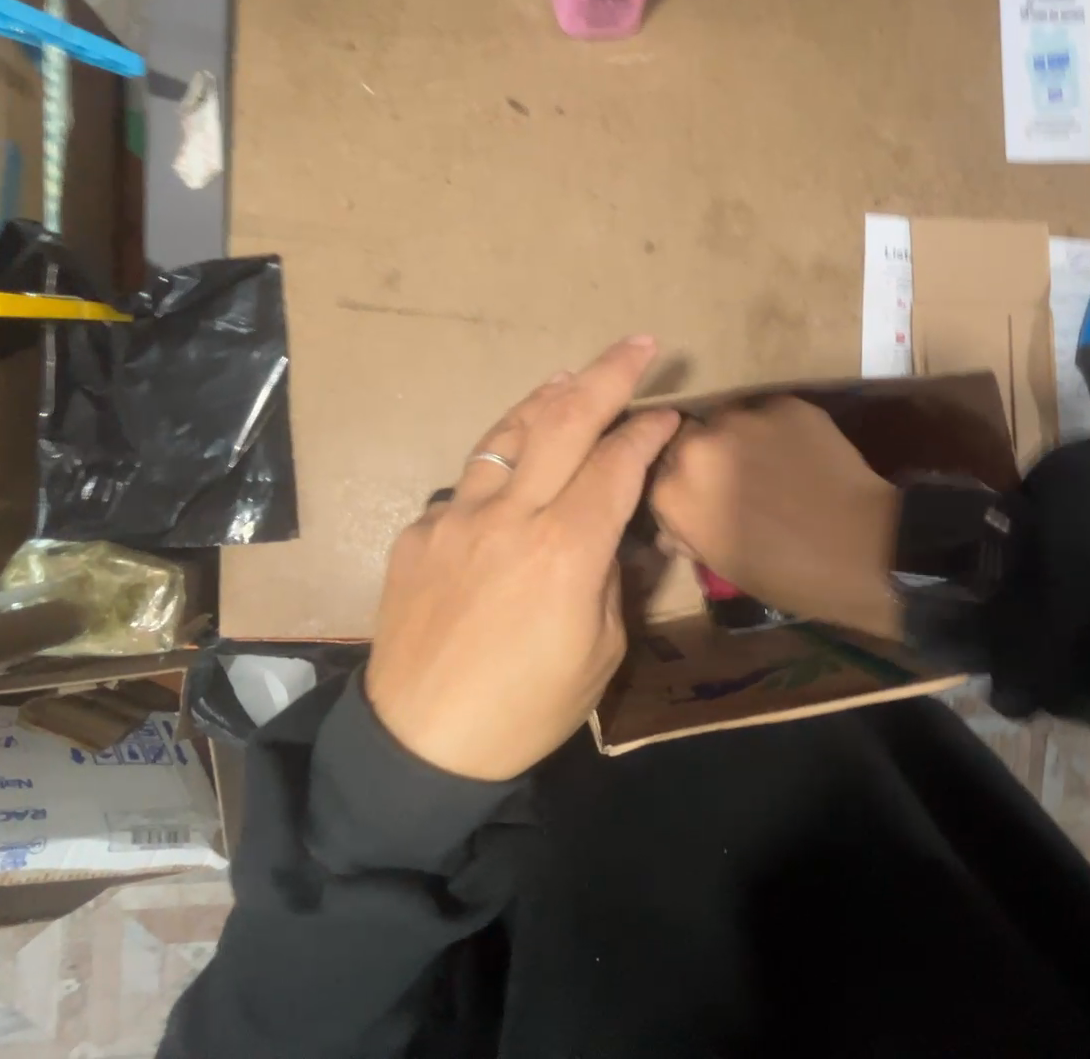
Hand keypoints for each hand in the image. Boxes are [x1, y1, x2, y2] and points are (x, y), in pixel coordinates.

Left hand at [364, 336, 681, 780]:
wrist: (420, 745)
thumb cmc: (528, 709)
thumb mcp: (600, 652)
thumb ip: (609, 577)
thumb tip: (612, 535)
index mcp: (565, 549)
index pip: (617, 464)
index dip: (648, 431)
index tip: (671, 412)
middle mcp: (509, 515)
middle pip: (565, 420)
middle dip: (608, 374)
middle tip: (639, 345)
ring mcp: (454, 517)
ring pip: (508, 432)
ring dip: (547, 398)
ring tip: (570, 377)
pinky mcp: (418, 532)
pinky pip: (470, 480)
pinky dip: (503, 460)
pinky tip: (514, 466)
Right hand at [650, 397, 901, 639]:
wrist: (859, 550)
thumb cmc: (786, 574)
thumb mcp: (723, 564)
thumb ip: (690, 534)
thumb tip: (673, 528)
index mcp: (672, 491)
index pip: (660, 479)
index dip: (683, 493)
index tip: (703, 506)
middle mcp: (697, 445)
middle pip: (688, 441)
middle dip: (704, 459)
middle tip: (735, 483)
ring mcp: (743, 419)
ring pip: (729, 422)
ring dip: (739, 441)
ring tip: (771, 467)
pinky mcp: (785, 405)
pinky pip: (770, 415)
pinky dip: (778, 433)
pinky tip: (801, 457)